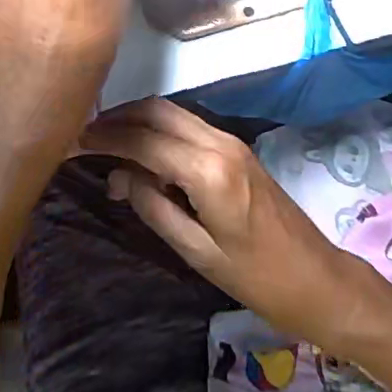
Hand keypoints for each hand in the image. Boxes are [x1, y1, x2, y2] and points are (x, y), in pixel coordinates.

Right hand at [81, 98, 391, 349]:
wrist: (320, 280)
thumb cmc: (259, 278)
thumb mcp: (199, 253)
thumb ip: (154, 207)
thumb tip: (119, 176)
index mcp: (209, 170)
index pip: (144, 140)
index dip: (104, 138)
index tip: (72, 141)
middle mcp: (218, 143)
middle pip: (156, 111)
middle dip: (118, 118)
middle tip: (85, 137)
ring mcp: (230, 142)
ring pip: (171, 113)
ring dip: (137, 122)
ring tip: (105, 146)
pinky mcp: (235, 149)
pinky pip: (186, 127)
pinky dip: (158, 132)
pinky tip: (142, 157)